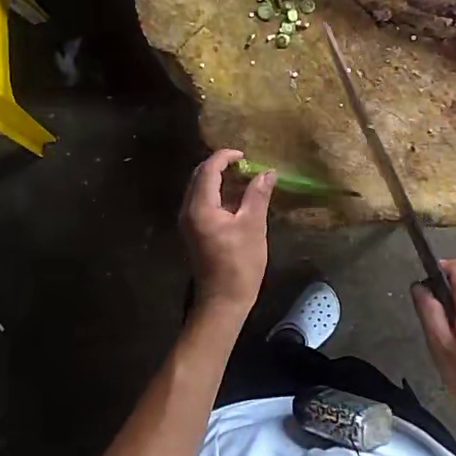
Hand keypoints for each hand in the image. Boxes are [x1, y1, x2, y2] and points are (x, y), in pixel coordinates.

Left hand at [180, 149, 274, 311]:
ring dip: (218, 179)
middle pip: (199, 177)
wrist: (222, 300)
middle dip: (219, 166)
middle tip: (243, 163)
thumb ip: (257, 195)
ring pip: (198, 189)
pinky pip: (200, 202)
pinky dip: (216, 193)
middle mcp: (187, 211)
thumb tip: (267, 172)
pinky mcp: (193, 231)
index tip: (244, 155)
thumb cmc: (239, 264)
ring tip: (242, 177)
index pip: (208, 170)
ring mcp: (188, 222)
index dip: (224, 157)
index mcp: (200, 207)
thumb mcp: (253, 226)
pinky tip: (234, 198)